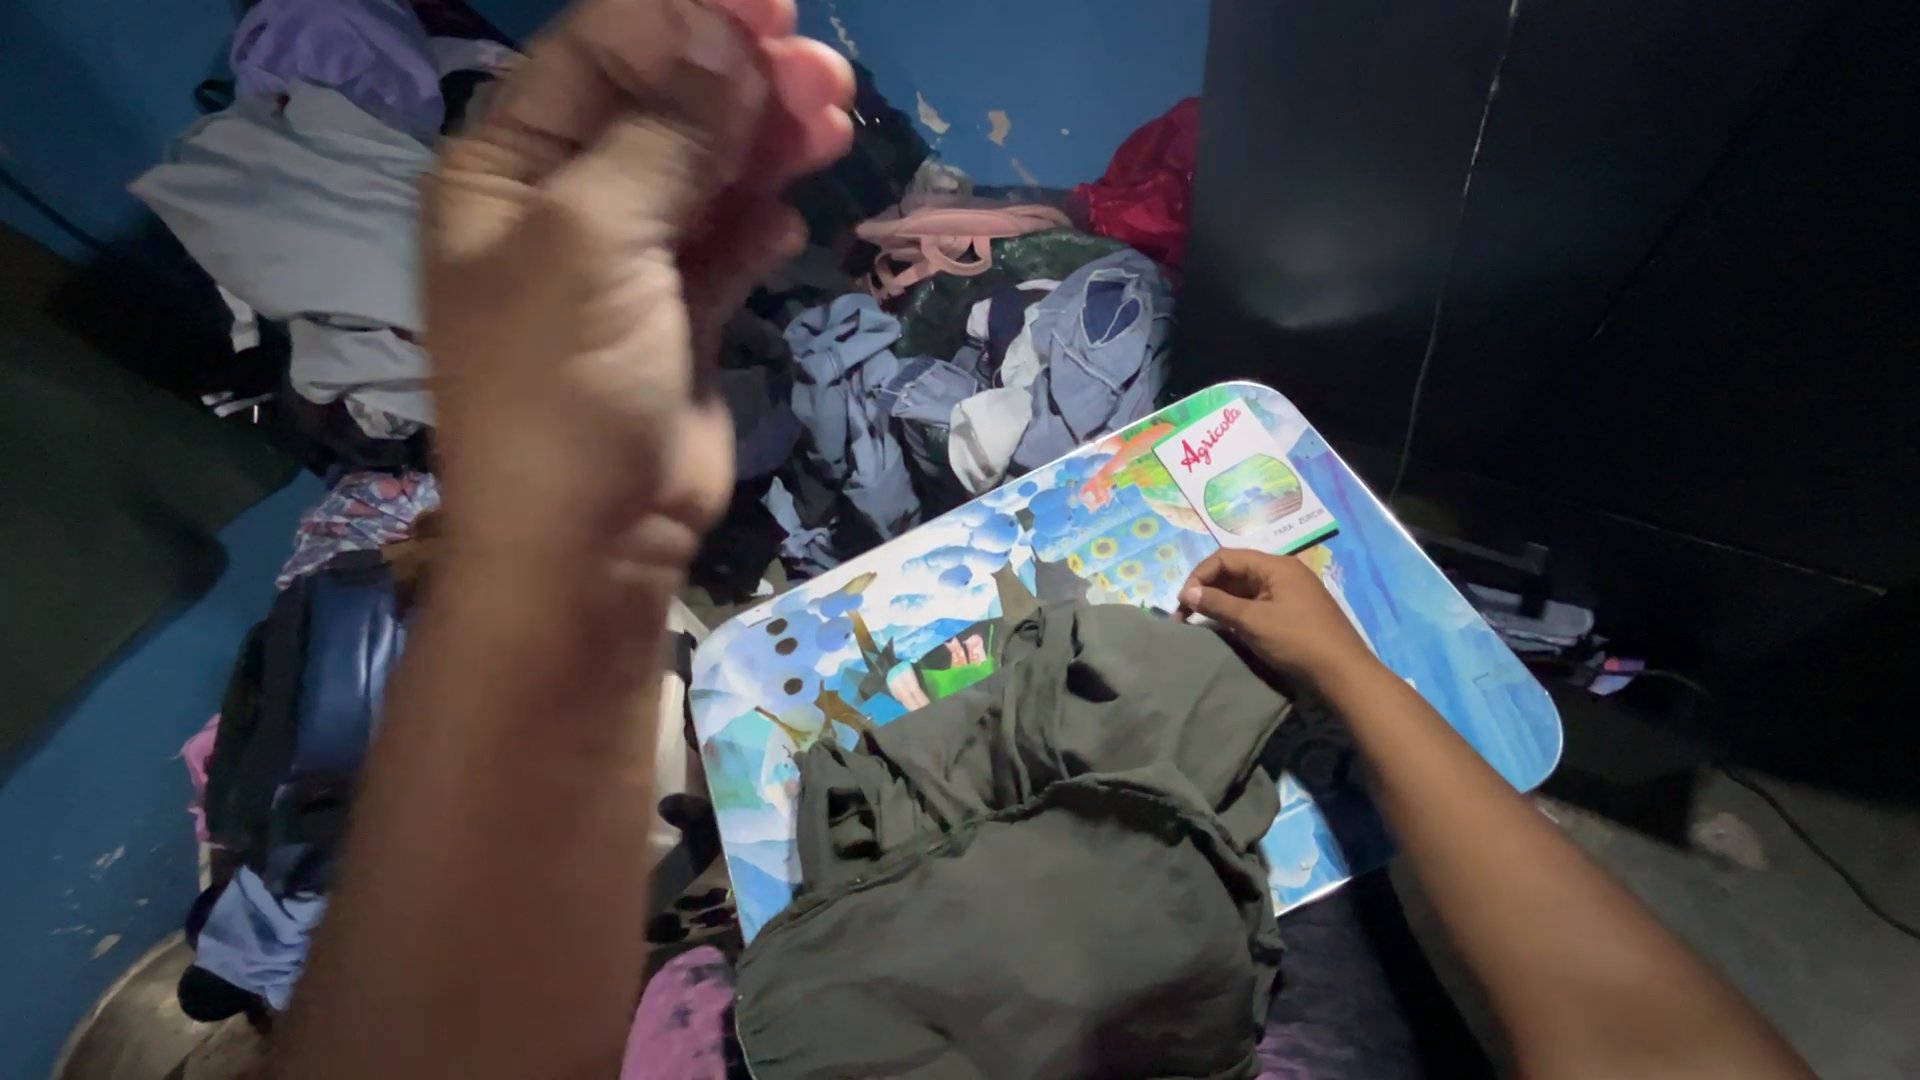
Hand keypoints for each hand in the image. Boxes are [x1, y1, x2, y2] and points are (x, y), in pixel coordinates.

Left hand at [425, 0, 852, 572]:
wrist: (594, 536)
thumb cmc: (565, 385)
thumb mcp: (593, 243)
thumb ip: (661, 141)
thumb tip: (725, 49)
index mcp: (509, 169)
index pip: (600, 57)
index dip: (686, 21)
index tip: (775, 9)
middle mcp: (566, 207)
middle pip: (664, 113)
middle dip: (743, 87)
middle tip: (830, 80)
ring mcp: (630, 269)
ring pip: (706, 181)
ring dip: (767, 150)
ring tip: (836, 127)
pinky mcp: (683, 321)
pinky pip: (726, 250)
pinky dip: (760, 227)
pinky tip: (796, 216)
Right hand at [1174, 550, 1381, 685]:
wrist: (1343, 673)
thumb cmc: (1296, 640)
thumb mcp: (1252, 621)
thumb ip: (1217, 603)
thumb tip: (1187, 593)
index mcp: (1276, 565)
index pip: (1226, 557)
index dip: (1200, 575)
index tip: (1184, 600)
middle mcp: (1283, 572)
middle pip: (1235, 570)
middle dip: (1207, 588)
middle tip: (1187, 613)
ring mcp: (1289, 592)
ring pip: (1244, 588)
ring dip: (1220, 601)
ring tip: (1201, 621)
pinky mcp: (1291, 610)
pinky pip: (1256, 602)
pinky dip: (1236, 611)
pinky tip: (1224, 626)